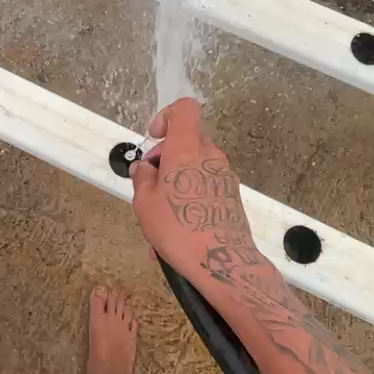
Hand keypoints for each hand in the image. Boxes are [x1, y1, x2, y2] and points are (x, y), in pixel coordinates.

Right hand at [128, 99, 259, 285]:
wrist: (223, 263)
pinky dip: (189, 196)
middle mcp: (210, 157)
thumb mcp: (144, 204)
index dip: (166, 116)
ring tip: (160, 214)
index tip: (154, 138)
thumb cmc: (179, 230)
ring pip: (196, 166)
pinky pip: (205, 186)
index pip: (184, 110)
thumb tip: (144, 168)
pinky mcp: (231, 196)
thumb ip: (142, 179)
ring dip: (176, 181)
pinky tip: (176, 227)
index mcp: (186, 150)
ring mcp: (225, 176)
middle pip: (187, 140)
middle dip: (166, 157)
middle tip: (150, 184)